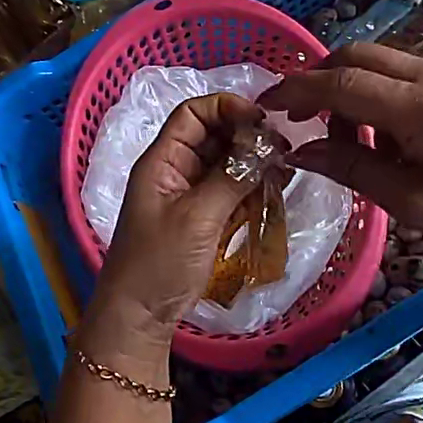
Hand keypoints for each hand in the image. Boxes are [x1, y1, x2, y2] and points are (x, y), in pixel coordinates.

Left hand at [86, 94, 265, 355]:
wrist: (139, 315)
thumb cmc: (159, 262)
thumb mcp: (197, 217)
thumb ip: (231, 178)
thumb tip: (265, 146)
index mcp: (162, 161)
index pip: (193, 113)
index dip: (227, 107)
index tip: (263, 121)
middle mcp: (175, 170)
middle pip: (213, 135)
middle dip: (247, 137)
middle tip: (282, 150)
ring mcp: (188, 194)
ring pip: (225, 163)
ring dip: (253, 163)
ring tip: (283, 170)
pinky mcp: (201, 217)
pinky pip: (229, 190)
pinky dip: (250, 187)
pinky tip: (274, 190)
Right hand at [258, 43, 422, 260]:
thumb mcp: (413, 202)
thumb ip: (352, 169)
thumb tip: (300, 152)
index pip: (343, 83)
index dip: (297, 91)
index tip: (266, 106)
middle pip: (356, 55)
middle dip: (317, 81)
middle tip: (296, 119)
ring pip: (377, 61)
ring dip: (346, 89)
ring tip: (344, 140)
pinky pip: (400, 74)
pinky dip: (372, 94)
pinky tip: (378, 135)